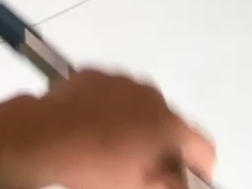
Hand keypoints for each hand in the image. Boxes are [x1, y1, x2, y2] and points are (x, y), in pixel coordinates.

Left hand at [8, 70, 215, 188]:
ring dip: (137, 124)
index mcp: (167, 123)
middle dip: (165, 145)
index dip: (202, 167)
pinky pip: (112, 94)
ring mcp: (118, 79)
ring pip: (140, 105)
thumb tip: (178, 181)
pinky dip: (111, 108)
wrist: (48, 134)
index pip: (203, 145)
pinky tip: (95, 127)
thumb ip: (171, 184)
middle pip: (170, 122)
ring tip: (118, 147)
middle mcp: (148, 94)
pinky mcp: (91, 73)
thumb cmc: (99, 166)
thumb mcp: (142, 187)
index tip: (193, 180)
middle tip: (150, 168)